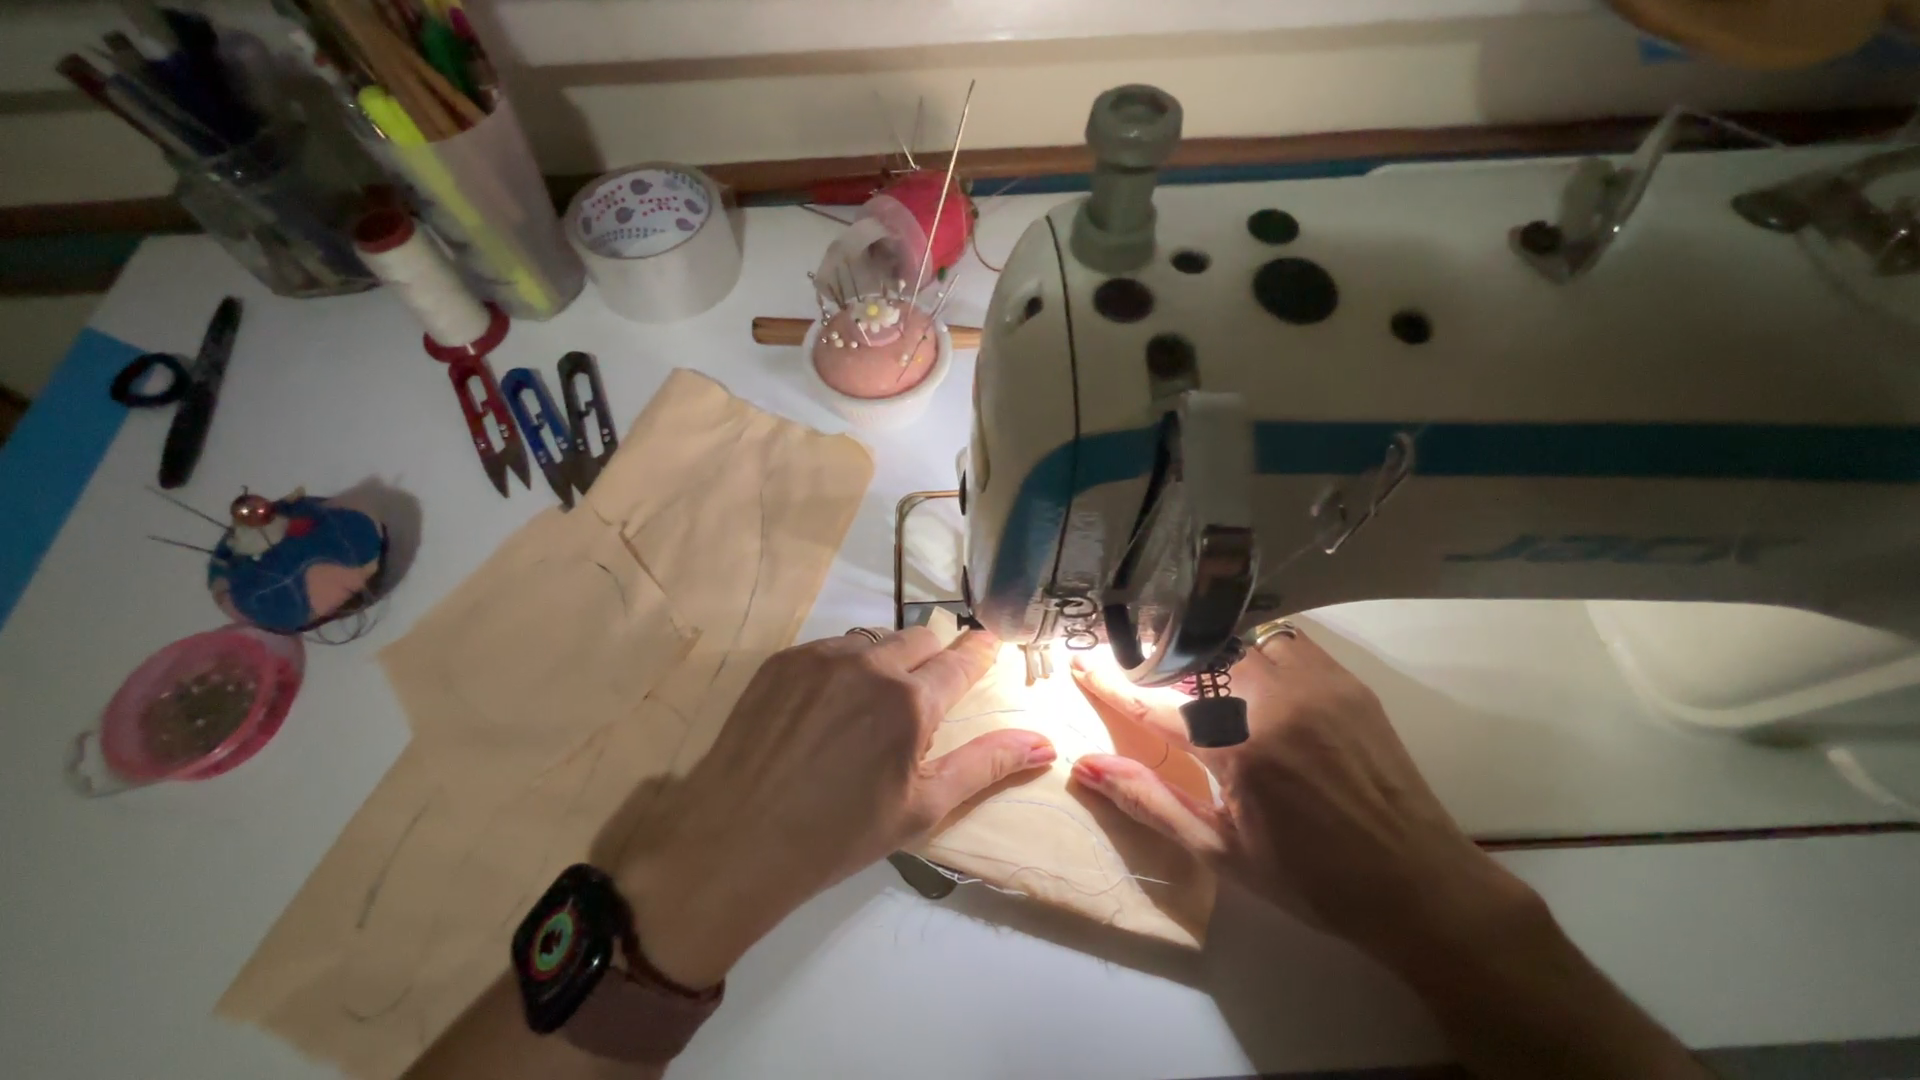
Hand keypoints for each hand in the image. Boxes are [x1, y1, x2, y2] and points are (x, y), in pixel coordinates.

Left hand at [609, 628, 1054, 987]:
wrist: (735, 840)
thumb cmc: (839, 835)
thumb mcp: (923, 807)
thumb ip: (987, 764)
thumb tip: (1046, 743)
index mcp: (910, 701)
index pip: (961, 659)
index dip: (980, 651)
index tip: (990, 645)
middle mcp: (869, 664)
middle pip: (919, 639)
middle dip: (932, 660)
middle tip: (924, 699)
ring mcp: (820, 657)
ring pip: (874, 640)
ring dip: (887, 660)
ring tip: (872, 705)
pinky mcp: (782, 660)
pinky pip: (832, 647)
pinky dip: (845, 666)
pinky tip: (829, 707)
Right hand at [1070, 625, 1534, 968]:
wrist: (1418, 884)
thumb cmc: (1310, 879)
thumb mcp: (1220, 851)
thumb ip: (1149, 800)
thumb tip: (1087, 768)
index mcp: (1243, 749)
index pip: (1158, 704)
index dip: (1114, 687)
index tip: (1083, 667)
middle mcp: (1279, 701)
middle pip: (1201, 659)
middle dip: (1168, 669)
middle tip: (1152, 687)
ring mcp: (1320, 684)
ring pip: (1244, 643)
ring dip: (1215, 659)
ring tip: (1207, 690)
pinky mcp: (1349, 682)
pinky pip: (1288, 643)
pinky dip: (1259, 654)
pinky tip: (1256, 685)